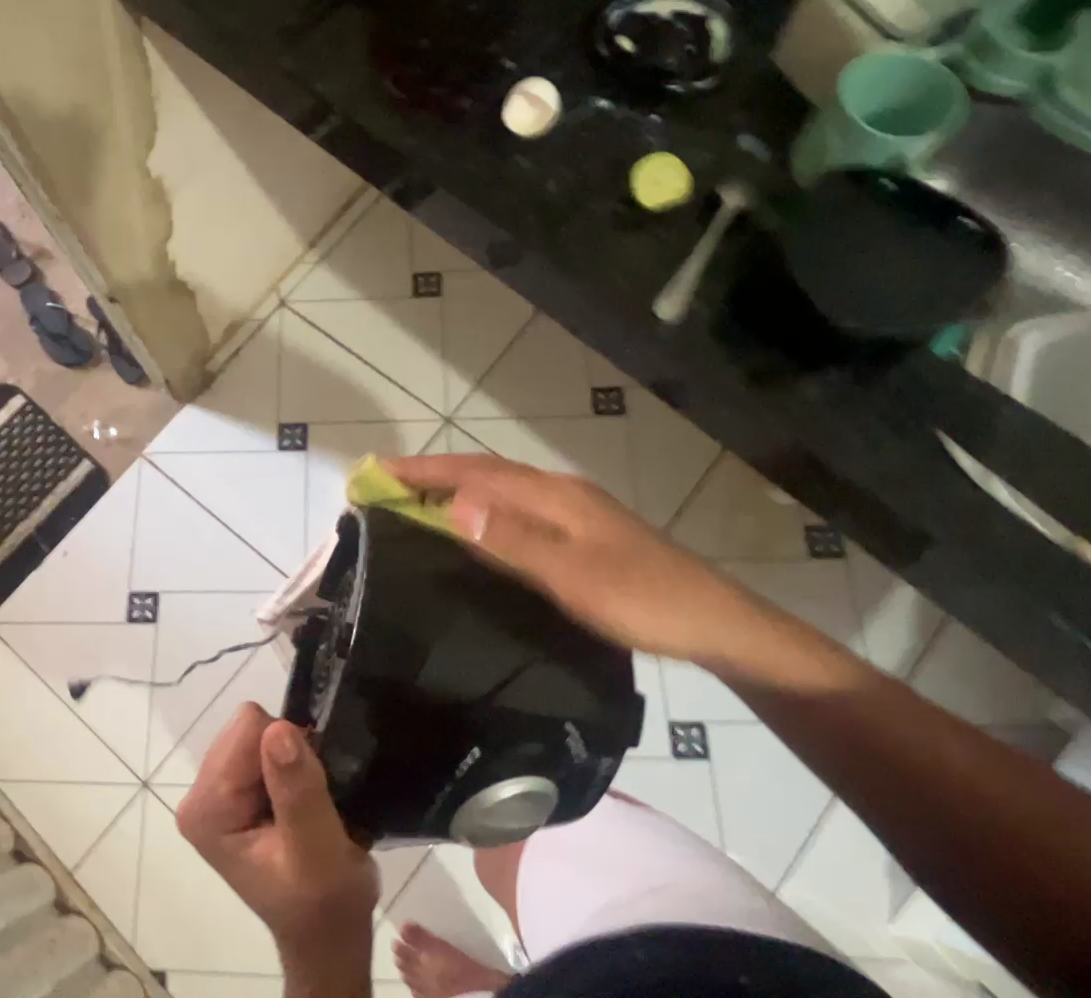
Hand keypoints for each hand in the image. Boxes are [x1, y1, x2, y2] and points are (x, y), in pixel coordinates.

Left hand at [177, 704, 377, 988]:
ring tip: (307, 804)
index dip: (289, 750)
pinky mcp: (234, 791)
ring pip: (261, 732)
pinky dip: (292, 764)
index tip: (309, 789)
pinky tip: (301, 800)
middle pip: (249, 727)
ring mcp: (215, 792)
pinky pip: (266, 746)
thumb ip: (297, 791)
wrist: (327, 931)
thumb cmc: (323, 901)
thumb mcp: (318, 852)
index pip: (248, 730)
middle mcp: (198, 795)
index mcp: (205, 809)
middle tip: (310, 800)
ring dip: (293, 760)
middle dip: (288, 754)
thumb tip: (279, 729)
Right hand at [387, 453, 761, 666]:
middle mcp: (561, 492)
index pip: (476, 473)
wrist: (713, 621)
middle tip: (387, 484)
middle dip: (436, 473)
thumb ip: (512, 540)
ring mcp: (576, 509)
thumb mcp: (571, 576)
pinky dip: (485, 506)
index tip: (377, 472)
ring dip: (459, 487)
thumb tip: (452, 505)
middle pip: (487, 472)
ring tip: (419, 501)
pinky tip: (479, 528)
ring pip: (504, 487)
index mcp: (554, 496)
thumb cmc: (641, 599)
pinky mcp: (585, 530)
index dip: (425, 470)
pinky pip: (518, 506)